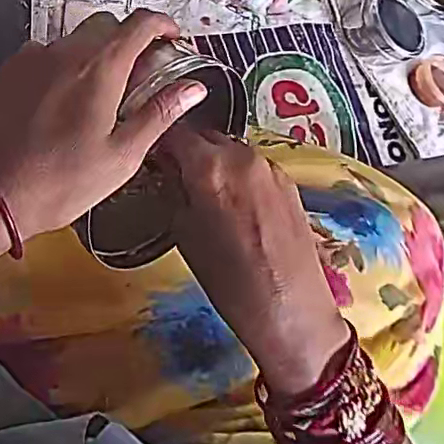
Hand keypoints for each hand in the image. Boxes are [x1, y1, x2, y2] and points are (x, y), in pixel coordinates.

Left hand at [0, 11, 207, 251]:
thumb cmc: (59, 182)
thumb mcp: (121, 156)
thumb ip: (158, 113)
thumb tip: (193, 88)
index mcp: (100, 69)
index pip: (140, 23)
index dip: (163, 24)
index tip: (172, 38)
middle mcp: (66, 51)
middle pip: (106, 25)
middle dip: (128, 40)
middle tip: (136, 74)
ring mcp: (33, 56)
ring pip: (74, 39)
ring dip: (93, 54)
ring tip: (95, 94)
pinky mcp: (9, 68)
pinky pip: (45, 53)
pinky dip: (61, 65)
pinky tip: (59, 100)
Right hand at [161, 128, 348, 394]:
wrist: (292, 311)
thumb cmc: (227, 278)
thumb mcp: (183, 231)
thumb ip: (174, 189)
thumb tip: (168, 168)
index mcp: (209, 165)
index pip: (175, 132)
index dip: (159, 140)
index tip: (151, 155)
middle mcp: (241, 155)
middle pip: (205, 136)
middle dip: (188, 149)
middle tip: (175, 174)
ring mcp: (269, 166)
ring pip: (230, 149)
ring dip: (214, 160)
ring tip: (206, 191)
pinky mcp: (289, 181)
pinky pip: (252, 165)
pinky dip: (237, 174)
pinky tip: (235, 204)